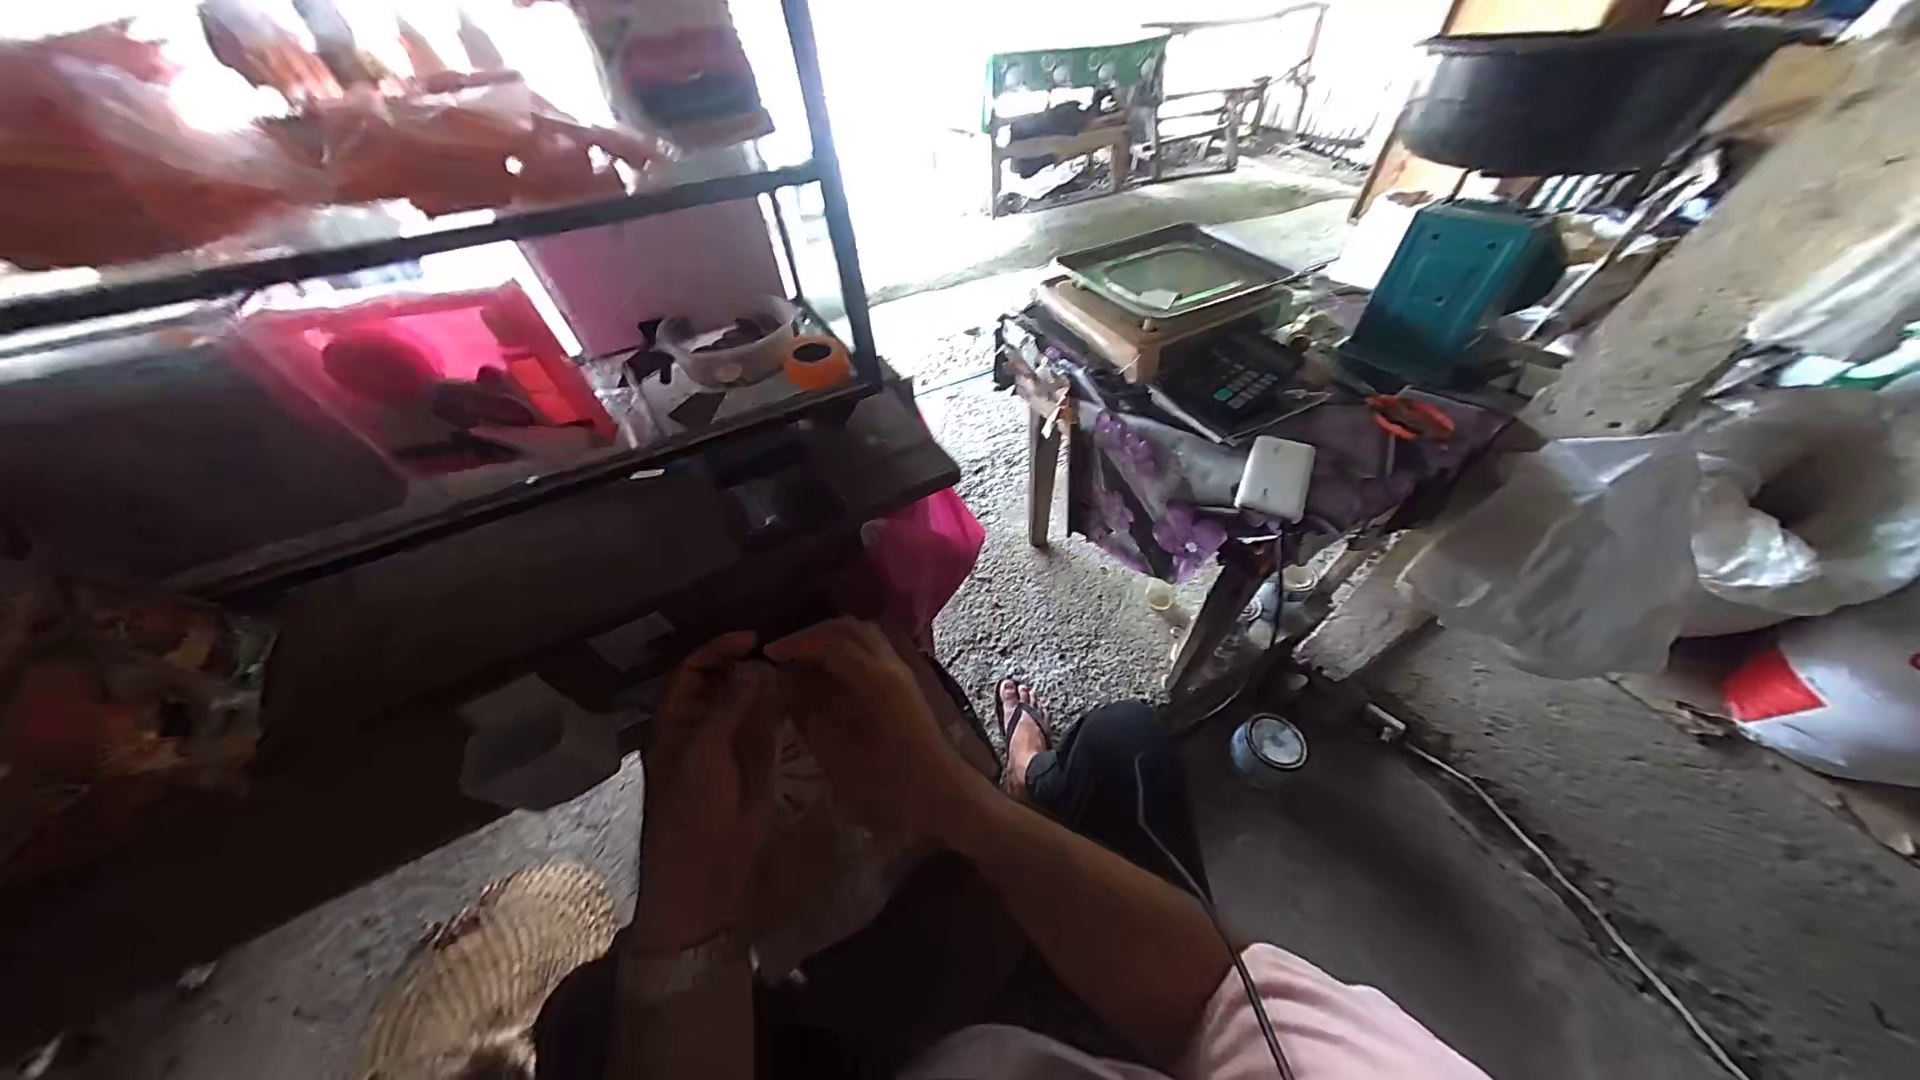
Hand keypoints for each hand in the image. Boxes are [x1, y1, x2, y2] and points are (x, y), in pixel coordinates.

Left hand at [632, 632, 775, 953]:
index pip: (694, 670)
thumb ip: (730, 706)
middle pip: (725, 679)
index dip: (717, 650)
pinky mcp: (759, 755)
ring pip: (751, 698)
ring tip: (794, 666)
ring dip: (769, 681)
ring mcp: (734, 738)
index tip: (750, 639)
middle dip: (749, 662)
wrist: (707, 869)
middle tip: (781, 652)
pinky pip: (771, 720)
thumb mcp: (704, 752)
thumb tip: (757, 666)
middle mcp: (705, 722)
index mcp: (678, 719)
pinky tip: (799, 692)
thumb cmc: (690, 809)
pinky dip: (783, 703)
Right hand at [764, 618, 991, 841]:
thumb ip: (809, 718)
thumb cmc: (891, 784)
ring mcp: (902, 672)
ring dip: (831, 638)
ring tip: (802, 659)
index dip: (798, 644)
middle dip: (813, 635)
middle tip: (782, 653)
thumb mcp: (840, 757)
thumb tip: (783, 689)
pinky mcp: (904, 683)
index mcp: (876, 680)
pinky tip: (829, 672)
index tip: (769, 654)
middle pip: (850, 629)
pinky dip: (847, 649)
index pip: (833, 642)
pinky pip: (873, 649)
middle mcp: (892, 666)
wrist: (943, 795)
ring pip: (864, 635)